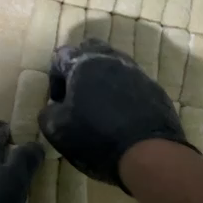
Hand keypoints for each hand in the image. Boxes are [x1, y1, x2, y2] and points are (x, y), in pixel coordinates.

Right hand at [40, 39, 191, 191]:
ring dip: (104, 77)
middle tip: (79, 93)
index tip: (59, 102)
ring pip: (114, 62)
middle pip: (90, 48)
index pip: (61, 55)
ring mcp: (135, 72)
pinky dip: (124, 91)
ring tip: (102, 103)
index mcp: (82, 65)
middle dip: (81, 66)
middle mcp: (109, 60)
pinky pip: (133, 80)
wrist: (148, 154)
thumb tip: (54, 107)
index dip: (55, 77)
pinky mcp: (154, 87)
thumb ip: (48, 113)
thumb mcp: (57, 131)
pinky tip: (124, 114)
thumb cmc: (96, 138)